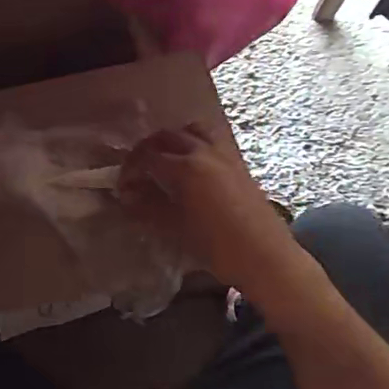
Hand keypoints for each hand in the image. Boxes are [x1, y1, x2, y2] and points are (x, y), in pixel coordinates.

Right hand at [117, 123, 304, 293]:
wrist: (266, 256)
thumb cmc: (217, 247)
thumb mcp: (175, 228)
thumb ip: (149, 207)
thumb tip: (128, 195)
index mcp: (185, 168)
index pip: (146, 157)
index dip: (129, 170)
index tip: (122, 187)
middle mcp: (203, 153)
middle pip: (167, 137)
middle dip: (146, 150)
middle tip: (137, 171)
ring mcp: (224, 155)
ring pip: (192, 131)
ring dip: (173, 140)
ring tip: (164, 161)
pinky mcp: (238, 163)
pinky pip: (211, 141)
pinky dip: (194, 144)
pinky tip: (191, 168)